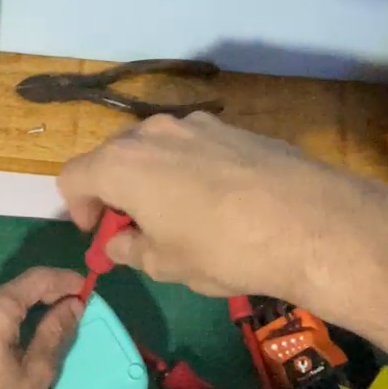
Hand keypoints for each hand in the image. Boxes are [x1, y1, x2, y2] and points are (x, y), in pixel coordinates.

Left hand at [0, 267, 86, 388]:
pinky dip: (8, 323)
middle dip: (47, 294)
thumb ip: (55, 333)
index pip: (34, 280)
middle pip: (14, 290)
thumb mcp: (36, 375)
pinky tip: (24, 338)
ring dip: (28, 309)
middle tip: (77, 306)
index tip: (87, 287)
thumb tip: (73, 305)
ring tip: (56, 322)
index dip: (64, 280)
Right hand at [57, 111, 387, 342]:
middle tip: (135, 227)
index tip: (99, 233)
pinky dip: (187, 170)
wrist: (314, 224)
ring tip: (179, 215)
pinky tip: (219, 202)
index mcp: (122, 165)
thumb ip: (129, 249)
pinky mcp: (234, 128)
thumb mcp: (165, 264)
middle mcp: (152, 133)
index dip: (76, 208)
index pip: (72, 177)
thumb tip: (118, 242)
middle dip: (113, 191)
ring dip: (150, 178)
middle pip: (111, 157)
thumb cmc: (223, 250)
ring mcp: (197, 124)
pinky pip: (192, 146)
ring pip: (154, 148)